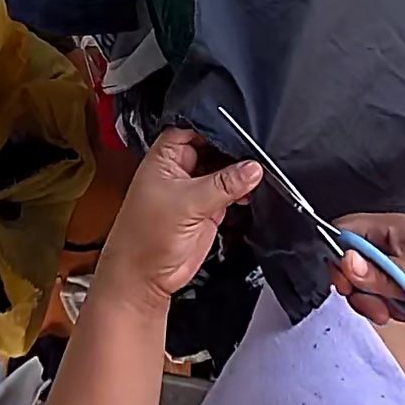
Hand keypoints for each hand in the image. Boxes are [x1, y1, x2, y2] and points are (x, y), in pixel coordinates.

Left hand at [97, 128, 261, 312]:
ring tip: (260, 173)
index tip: (243, 126)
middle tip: (258, 151)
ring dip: (241, 172)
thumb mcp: (187, 203)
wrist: (145, 279)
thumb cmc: (145, 238)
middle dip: (235, 149)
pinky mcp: (209, 207)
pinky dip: (244, 191)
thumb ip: (224, 184)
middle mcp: (181, 168)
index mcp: (166, 157)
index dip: (217, 126)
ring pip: (225, 170)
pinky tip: (254, 192)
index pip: (195, 127)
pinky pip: (231, 192)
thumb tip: (253, 168)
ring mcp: (196, 188)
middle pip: (214, 147)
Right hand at [332, 213, 404, 348]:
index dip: (338, 254)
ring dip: (370, 300)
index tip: (345, 283)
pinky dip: (384, 307)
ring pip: (365, 280)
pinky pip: (382, 295)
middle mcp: (397, 243)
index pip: (348, 230)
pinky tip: (401, 315)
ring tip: (391, 312)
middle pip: (352, 258)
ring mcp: (404, 266)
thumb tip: (343, 262)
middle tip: (372, 303)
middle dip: (356, 284)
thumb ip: (378, 274)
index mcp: (397, 228)